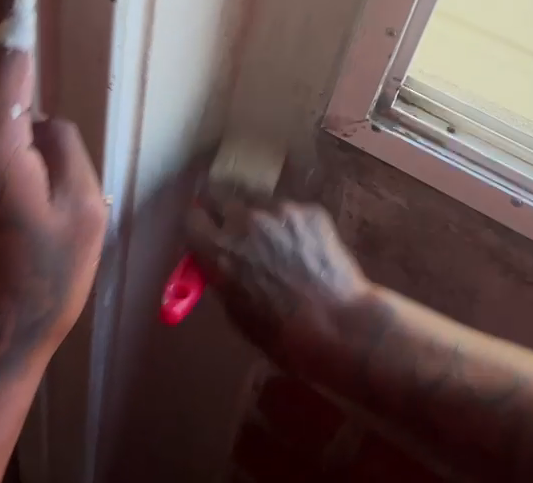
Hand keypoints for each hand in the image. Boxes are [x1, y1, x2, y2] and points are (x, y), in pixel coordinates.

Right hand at [185, 193, 371, 363]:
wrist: (341, 327)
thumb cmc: (284, 335)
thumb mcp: (237, 312)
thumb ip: (222, 276)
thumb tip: (219, 262)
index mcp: (218, 249)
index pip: (191, 217)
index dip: (199, 226)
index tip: (206, 233)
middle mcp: (243, 220)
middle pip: (221, 198)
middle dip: (224, 212)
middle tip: (237, 231)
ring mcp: (277, 209)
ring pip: (258, 202)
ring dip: (260, 217)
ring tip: (279, 244)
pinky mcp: (308, 209)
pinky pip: (290, 211)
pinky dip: (292, 226)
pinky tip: (306, 250)